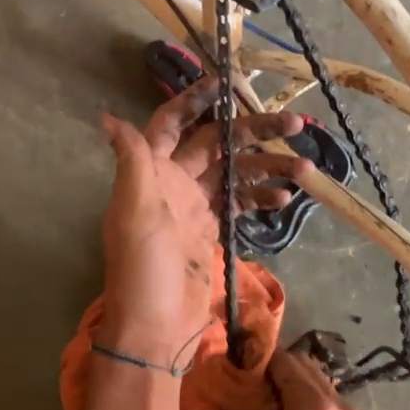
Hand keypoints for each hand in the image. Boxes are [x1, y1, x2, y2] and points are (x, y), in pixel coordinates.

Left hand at [97, 78, 308, 365]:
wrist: (155, 327)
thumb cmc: (143, 265)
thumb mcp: (133, 210)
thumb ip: (131, 160)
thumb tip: (106, 117)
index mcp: (152, 171)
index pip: (172, 122)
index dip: (194, 99)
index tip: (226, 82)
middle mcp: (173, 182)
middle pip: (216, 143)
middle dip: (252, 131)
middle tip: (294, 123)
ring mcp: (194, 207)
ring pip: (235, 172)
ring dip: (267, 167)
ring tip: (304, 168)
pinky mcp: (212, 231)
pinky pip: (240, 203)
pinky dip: (260, 197)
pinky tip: (285, 198)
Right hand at [228, 349, 363, 409]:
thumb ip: (239, 408)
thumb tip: (233, 388)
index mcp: (316, 405)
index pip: (283, 360)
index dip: (257, 363)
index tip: (236, 374)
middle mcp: (341, 407)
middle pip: (304, 369)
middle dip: (275, 374)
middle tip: (248, 392)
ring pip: (316, 386)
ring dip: (291, 389)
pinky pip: (325, 406)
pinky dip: (304, 406)